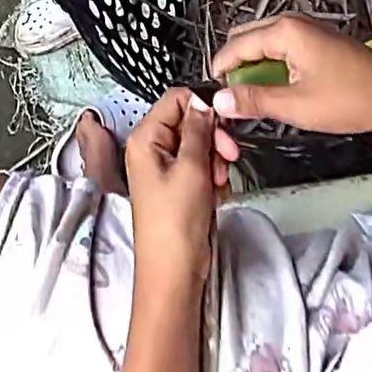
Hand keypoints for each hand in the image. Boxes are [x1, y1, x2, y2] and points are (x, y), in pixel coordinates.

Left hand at [124, 88, 221, 296]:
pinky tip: (215, 193)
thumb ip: (199, 130)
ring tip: (217, 182)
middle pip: (188, 122)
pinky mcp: (175, 184)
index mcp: (145, 137)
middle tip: (226, 158)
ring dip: (214, 159)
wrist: (173, 272)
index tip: (223, 126)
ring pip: (196, 144)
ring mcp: (162, 167)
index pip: (175, 99)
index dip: (202, 108)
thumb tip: (204, 103)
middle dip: (211, 138)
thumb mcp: (192, 168)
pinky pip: (197, 166)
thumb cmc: (176, 222)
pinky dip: (210, 175)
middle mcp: (150, 148)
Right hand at [209, 13, 371, 135]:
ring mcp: (307, 28)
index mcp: (283, 32)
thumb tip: (218, 101)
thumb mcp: (297, 106)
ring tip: (254, 95)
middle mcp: (292, 22)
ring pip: (263, 42)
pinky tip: (277, 87)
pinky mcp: (318, 39)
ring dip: (253, 65)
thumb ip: (253, 101)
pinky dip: (271, 64)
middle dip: (235, 65)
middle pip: (246, 38)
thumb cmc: (352, 100)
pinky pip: (281, 45)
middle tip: (234, 96)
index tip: (214, 95)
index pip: (235, 46)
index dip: (220, 70)